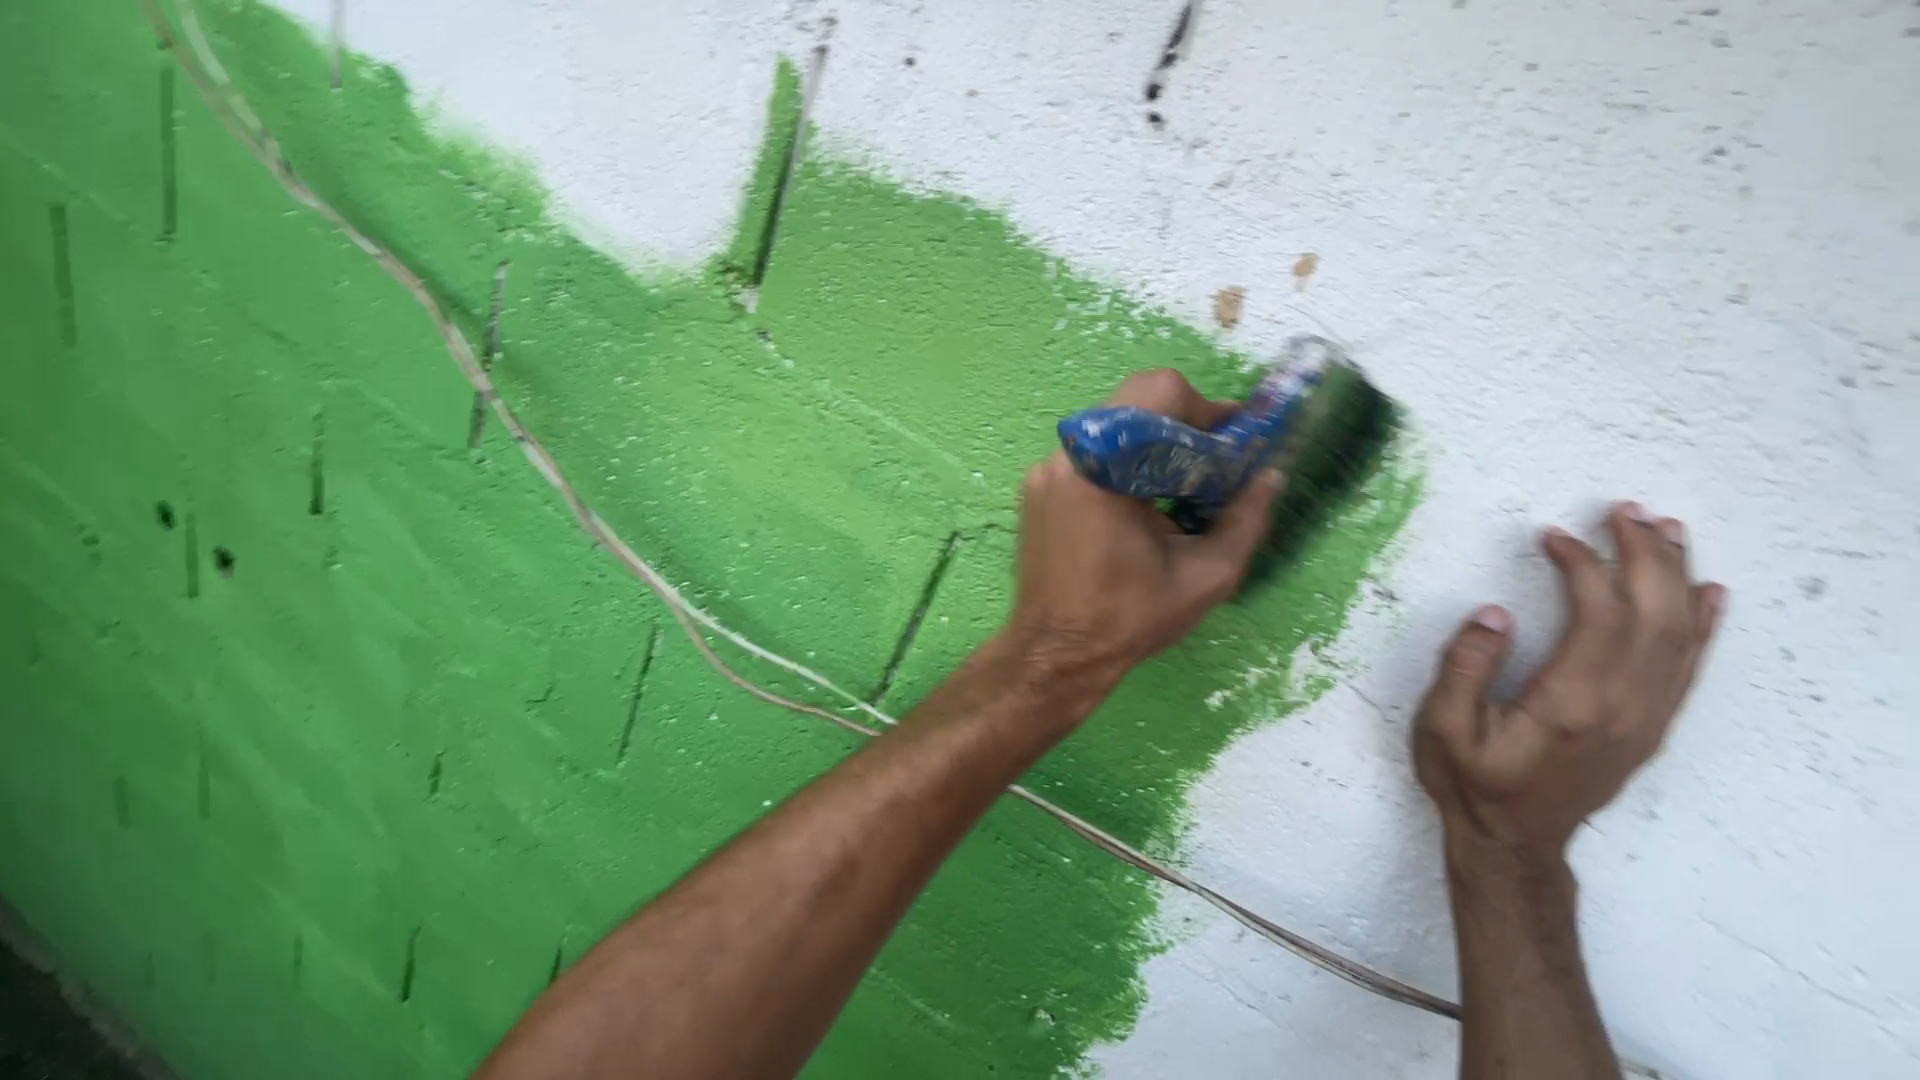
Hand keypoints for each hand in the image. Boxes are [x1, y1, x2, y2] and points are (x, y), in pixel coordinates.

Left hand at [1009, 369, 1283, 684]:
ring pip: (1110, 428)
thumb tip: (1272, 475)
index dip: (1206, 408)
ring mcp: (1044, 471)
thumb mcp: (1206, 576)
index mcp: (1102, 469)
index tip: (1233, 441)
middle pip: (1133, 403)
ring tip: (1181, 485)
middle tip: (1212, 462)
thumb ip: (1246, 520)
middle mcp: (1066, 457)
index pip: (1159, 393)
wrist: (1056, 652)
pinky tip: (1142, 503)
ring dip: (1152, 444)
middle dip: (1182, 423)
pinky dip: (1122, 464)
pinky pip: (1088, 454)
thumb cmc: (1129, 618)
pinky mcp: (1036, 487)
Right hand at [1414, 502, 1728, 859]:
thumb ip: (1465, 668)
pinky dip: (1703, 624)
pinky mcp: (1649, 725)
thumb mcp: (1442, 728)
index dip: (1583, 566)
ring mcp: (1645, 717)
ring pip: (1679, 634)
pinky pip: (1689, 666)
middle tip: (1624, 511)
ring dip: (1676, 576)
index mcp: (1570, 702)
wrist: (1514, 842)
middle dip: (1643, 555)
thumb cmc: (1471, 782)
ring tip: (1664, 530)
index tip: (1554, 535)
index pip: (1598, 615)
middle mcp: (1623, 705)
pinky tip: (1706, 593)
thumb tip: (1494, 615)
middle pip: (1654, 615)